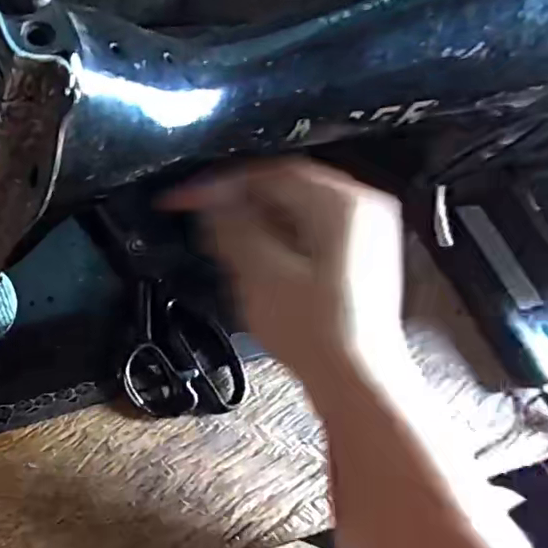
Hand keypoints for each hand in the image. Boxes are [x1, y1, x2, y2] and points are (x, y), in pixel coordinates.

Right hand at [158, 157, 408, 390]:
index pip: (268, 173)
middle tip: (196, 215)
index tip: (183, 197)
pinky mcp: (356, 254)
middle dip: (234, 199)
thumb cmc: (316, 331)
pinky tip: (251, 257)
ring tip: (219, 239)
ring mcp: (364, 232)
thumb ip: (232, 229)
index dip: (218, 183)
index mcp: (341, 206)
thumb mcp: (260, 274)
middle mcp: (361, 210)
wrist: (354, 374)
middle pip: (283, 185)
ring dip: (251, 216)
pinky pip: (305, 226)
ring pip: (293, 206)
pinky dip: (272, 233)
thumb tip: (210, 202)